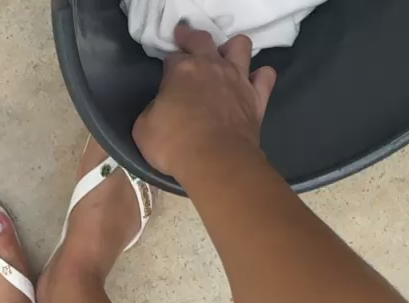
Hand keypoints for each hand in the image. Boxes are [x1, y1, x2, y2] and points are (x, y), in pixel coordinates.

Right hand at [133, 28, 276, 182]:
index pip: (172, 57)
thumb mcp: (143, 129)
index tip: (164, 72)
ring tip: (225, 58)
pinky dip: (259, 76)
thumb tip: (159, 108)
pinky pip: (265, 76)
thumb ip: (151, 111)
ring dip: (232, 49)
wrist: (213, 159)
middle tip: (184, 39)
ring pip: (240, 46)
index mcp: (182, 71)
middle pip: (203, 40)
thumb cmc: (173, 144)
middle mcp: (212, 66)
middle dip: (191, 38)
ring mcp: (238, 79)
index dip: (167, 63)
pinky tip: (252, 82)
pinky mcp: (256, 97)